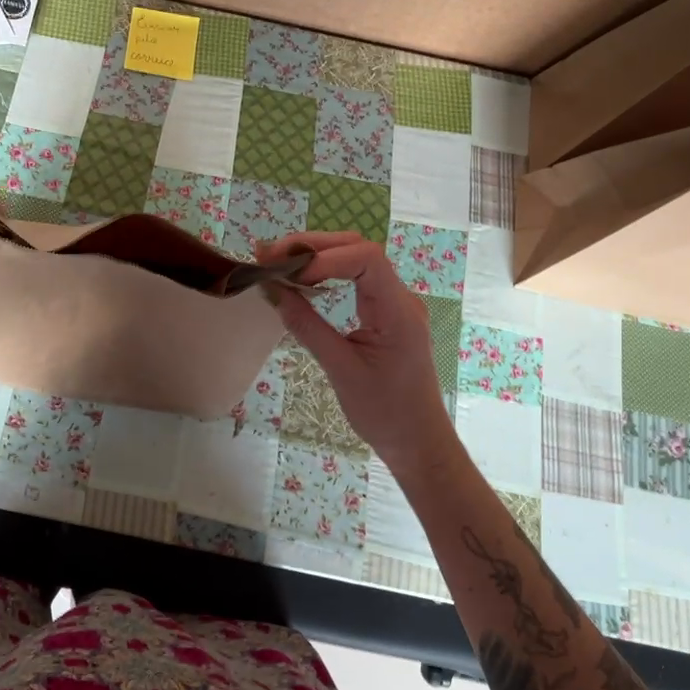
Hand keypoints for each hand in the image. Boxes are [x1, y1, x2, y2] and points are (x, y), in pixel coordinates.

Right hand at [256, 232, 454, 472]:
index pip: (365, 258)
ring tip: (277, 262)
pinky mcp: (385, 313)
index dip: (323, 256)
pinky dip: (325, 272)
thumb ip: (307, 327)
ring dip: (316, 255)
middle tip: (270, 256)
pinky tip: (301, 281)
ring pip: (355, 259)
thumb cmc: (385, 413)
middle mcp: (400, 298)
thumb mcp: (341, 371)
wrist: (419, 442)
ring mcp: (394, 303)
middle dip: (312, 247)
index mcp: (398, 311)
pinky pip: (355, 278)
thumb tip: (273, 291)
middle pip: (357, 249)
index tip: (287, 273)